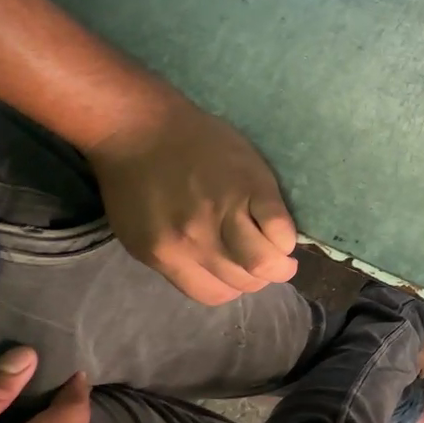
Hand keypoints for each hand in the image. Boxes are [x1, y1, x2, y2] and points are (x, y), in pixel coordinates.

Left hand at [85, 99, 297, 305]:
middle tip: (264, 257)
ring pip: (267, 263)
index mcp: (164, 255)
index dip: (235, 285)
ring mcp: (225, 214)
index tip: (241, 270)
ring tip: (280, 249)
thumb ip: (178, 255)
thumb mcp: (140, 230)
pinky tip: (279, 227)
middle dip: (261, 275)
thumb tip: (217, 269)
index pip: (216, 295)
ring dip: (281, 262)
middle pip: (246, 281)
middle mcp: (194, 241)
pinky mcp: (253, 190)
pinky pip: (281, 230)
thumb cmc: (137, 178)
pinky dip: (286, 236)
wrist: (139, 127)